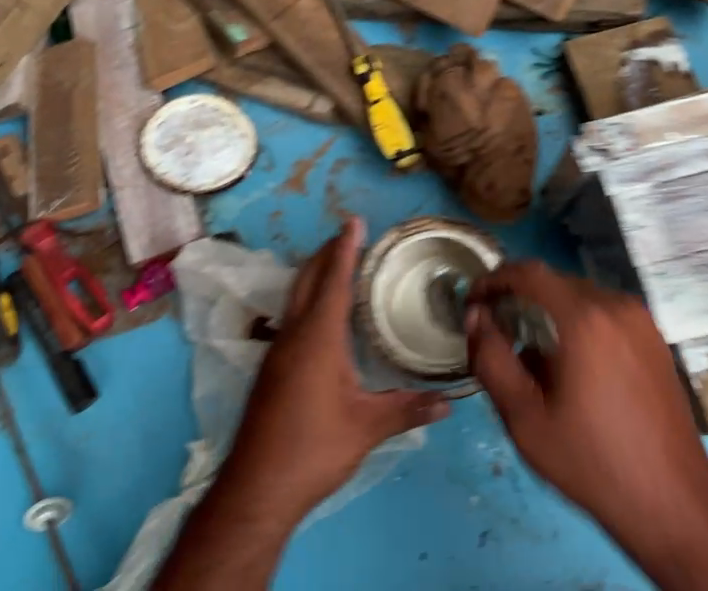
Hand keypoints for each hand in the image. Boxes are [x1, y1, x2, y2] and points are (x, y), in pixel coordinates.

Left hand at [216, 217, 448, 521]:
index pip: (333, 282)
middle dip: (326, 254)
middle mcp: (293, 336)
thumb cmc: (313, 449)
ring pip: (295, 298)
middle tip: (349, 234)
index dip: (345, 249)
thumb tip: (451, 402)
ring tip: (337, 265)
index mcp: (317, 339)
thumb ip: (408, 410)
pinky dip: (308, 300)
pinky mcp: (271, 371)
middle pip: (307, 280)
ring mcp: (276, 353)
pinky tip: (322, 318)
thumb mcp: (368, 428)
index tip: (353, 221)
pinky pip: (291, 318)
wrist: (256, 488)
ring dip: (314, 275)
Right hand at [466, 262, 707, 540]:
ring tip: (529, 356)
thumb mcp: (524, 418)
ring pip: (581, 299)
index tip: (473, 303)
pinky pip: (605, 315)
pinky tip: (569, 368)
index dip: (494, 280)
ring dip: (549, 313)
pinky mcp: (655, 340)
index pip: (529, 272)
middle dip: (520, 300)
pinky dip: (578, 326)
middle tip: (495, 334)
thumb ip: (491, 359)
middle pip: (555, 283)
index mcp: (585, 318)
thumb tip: (475, 317)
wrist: (672, 502)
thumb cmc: (590, 461)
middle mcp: (617, 306)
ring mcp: (642, 321)